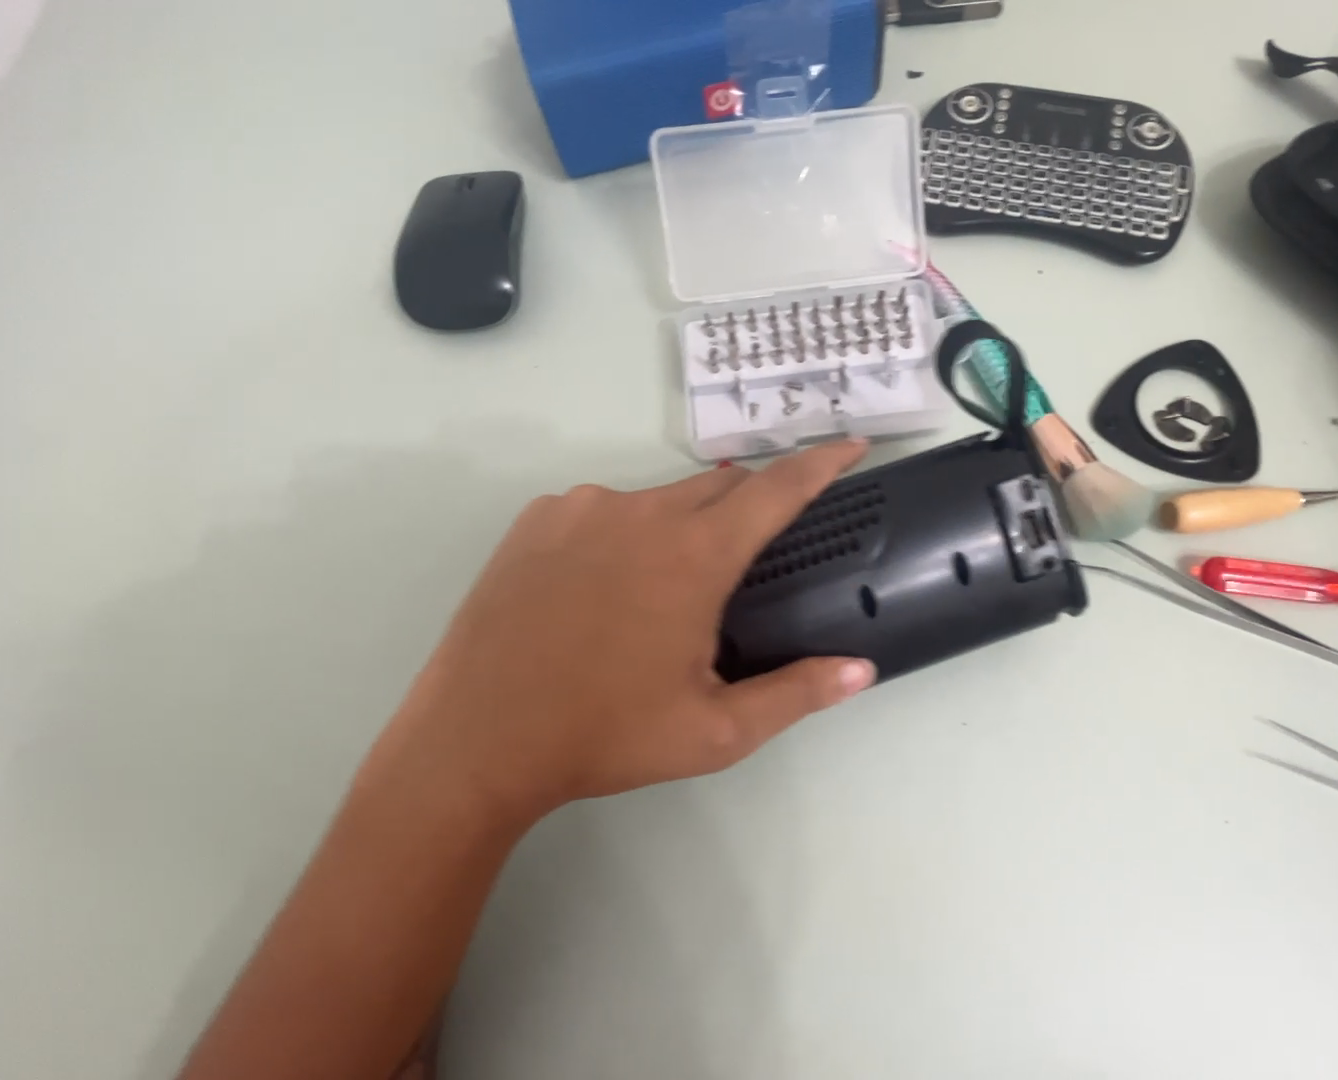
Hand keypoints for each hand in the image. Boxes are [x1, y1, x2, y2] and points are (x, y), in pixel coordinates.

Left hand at [398, 439, 876, 823]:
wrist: (477, 740)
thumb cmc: (605, 736)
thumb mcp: (715, 731)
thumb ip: (796, 694)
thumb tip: (860, 669)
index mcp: (694, 556)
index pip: (777, 489)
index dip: (821, 463)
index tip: (850, 446)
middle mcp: (641, 512)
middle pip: (719, 486)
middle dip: (750, 505)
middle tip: (753, 554)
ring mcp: (581, 509)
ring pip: (658, 498)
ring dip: (683, 525)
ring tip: (666, 590)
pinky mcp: (536, 520)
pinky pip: (602, 509)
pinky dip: (624, 532)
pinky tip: (603, 587)